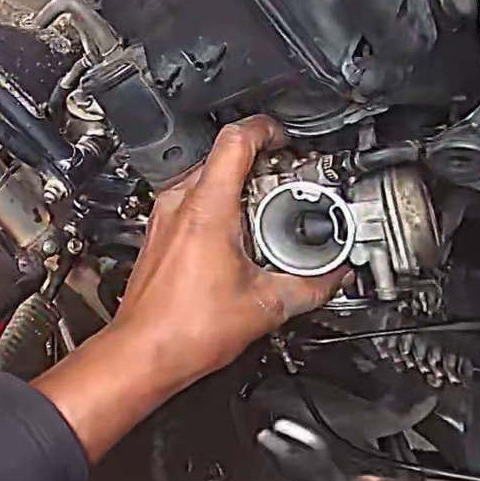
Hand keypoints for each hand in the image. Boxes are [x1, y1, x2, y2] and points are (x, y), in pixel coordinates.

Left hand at [31, 116, 344, 460]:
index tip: (286, 140)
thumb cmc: (185, 329)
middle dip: (261, 165)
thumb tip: (334, 274)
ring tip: (266, 212)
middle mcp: (179, 203)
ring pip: (206, 177)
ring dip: (239, 186)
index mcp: (206, 209)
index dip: (267, 130)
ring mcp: (164, 215)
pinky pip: (192, 200)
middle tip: (288, 185)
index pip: (236, 140)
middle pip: (223, 156)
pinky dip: (219, 205)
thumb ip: (311, 284)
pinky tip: (238, 234)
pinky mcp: (159, 230)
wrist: (144, 350)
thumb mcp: (265, 305)